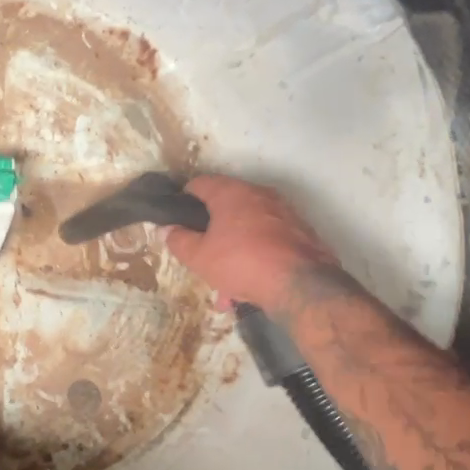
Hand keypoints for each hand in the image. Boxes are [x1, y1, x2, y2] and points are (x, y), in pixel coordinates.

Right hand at [161, 175, 340, 314]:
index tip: (177, 216)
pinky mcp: (301, 232)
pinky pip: (267, 241)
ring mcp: (285, 213)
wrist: (301, 285)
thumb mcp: (198, 257)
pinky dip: (254, 257)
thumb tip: (167, 229)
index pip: (200, 183)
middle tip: (200, 252)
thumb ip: (178, 240)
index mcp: (232, 193)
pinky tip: (246, 286)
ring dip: (232, 249)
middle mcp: (260, 195)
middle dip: (211, 230)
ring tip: (223, 282)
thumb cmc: (241, 262)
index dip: (184, 197)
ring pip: (248, 228)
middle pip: (227, 206)